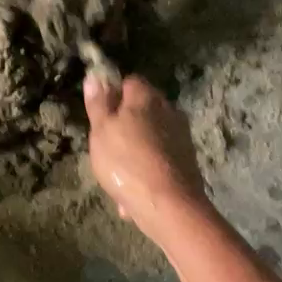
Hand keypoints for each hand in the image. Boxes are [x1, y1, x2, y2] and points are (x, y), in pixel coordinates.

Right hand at [84, 74, 211, 232]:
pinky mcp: (187, 160)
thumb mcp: (101, 131)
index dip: (112, 96)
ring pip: (149, 138)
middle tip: (106, 149)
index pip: (128, 82)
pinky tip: (133, 193)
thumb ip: (98, 103)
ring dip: (134, 152)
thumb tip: (94, 76)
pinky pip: (159, 160)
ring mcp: (181, 136)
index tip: (99, 116)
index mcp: (146, 97)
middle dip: (124, 127)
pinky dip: (147, 171)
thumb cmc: (127, 163)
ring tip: (118, 178)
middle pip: (140, 110)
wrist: (168, 205)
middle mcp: (169, 110)